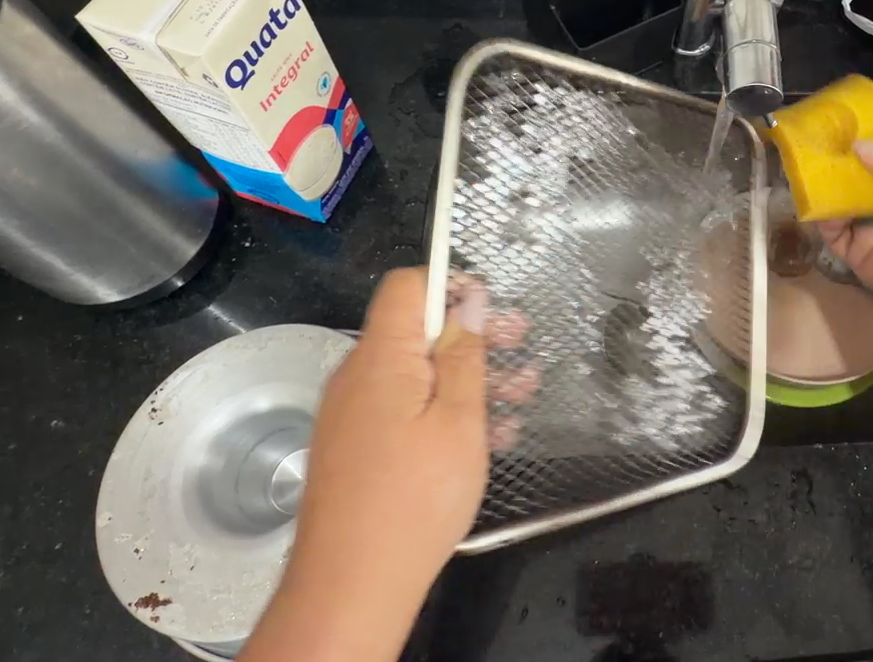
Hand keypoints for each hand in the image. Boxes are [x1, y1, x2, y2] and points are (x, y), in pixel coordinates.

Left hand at [243, 267, 487, 661]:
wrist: (349, 590)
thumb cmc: (415, 498)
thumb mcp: (459, 421)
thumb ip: (465, 354)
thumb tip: (470, 300)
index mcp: (381, 357)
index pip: (406, 286)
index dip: (450, 283)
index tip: (491, 307)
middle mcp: (359, 375)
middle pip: (417, 329)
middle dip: (473, 332)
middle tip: (523, 344)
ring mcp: (354, 413)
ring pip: (418, 372)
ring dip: (470, 375)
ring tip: (522, 392)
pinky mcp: (356, 446)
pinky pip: (404, 408)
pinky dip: (444, 410)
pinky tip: (488, 434)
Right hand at [818, 138, 872, 336]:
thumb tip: (858, 147)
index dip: (867, 142)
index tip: (842, 124)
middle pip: (859, 179)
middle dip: (841, 161)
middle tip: (817, 141)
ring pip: (842, 203)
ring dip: (827, 185)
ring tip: (810, 164)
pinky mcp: (858, 253)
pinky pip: (833, 233)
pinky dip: (823, 215)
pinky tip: (819, 198)